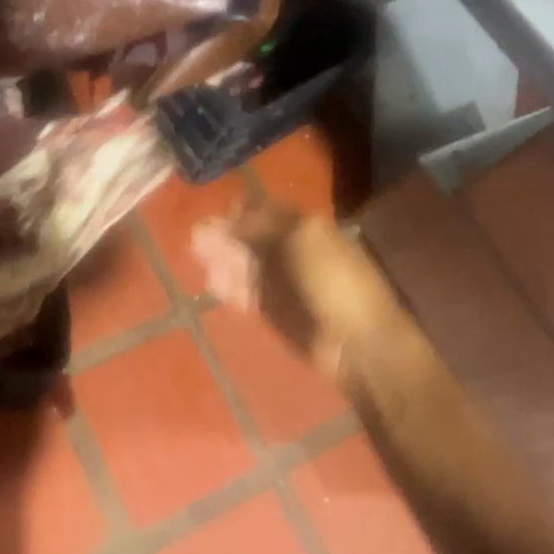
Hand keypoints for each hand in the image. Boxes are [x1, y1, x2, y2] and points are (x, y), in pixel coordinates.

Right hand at [193, 196, 401, 378]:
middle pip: (247, 238)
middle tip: (197, 241)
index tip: (215, 216)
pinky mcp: (272, 310)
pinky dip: (228, 288)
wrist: (356, 341)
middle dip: (223, 237)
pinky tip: (213, 286)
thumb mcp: (300, 237)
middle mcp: (289, 251)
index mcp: (302, 227)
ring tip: (201, 262)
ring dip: (221, 262)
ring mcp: (280, 282)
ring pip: (242, 265)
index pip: (262, 211)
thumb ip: (262, 224)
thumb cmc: (333, 279)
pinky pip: (244, 294)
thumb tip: (230, 216)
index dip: (237, 213)